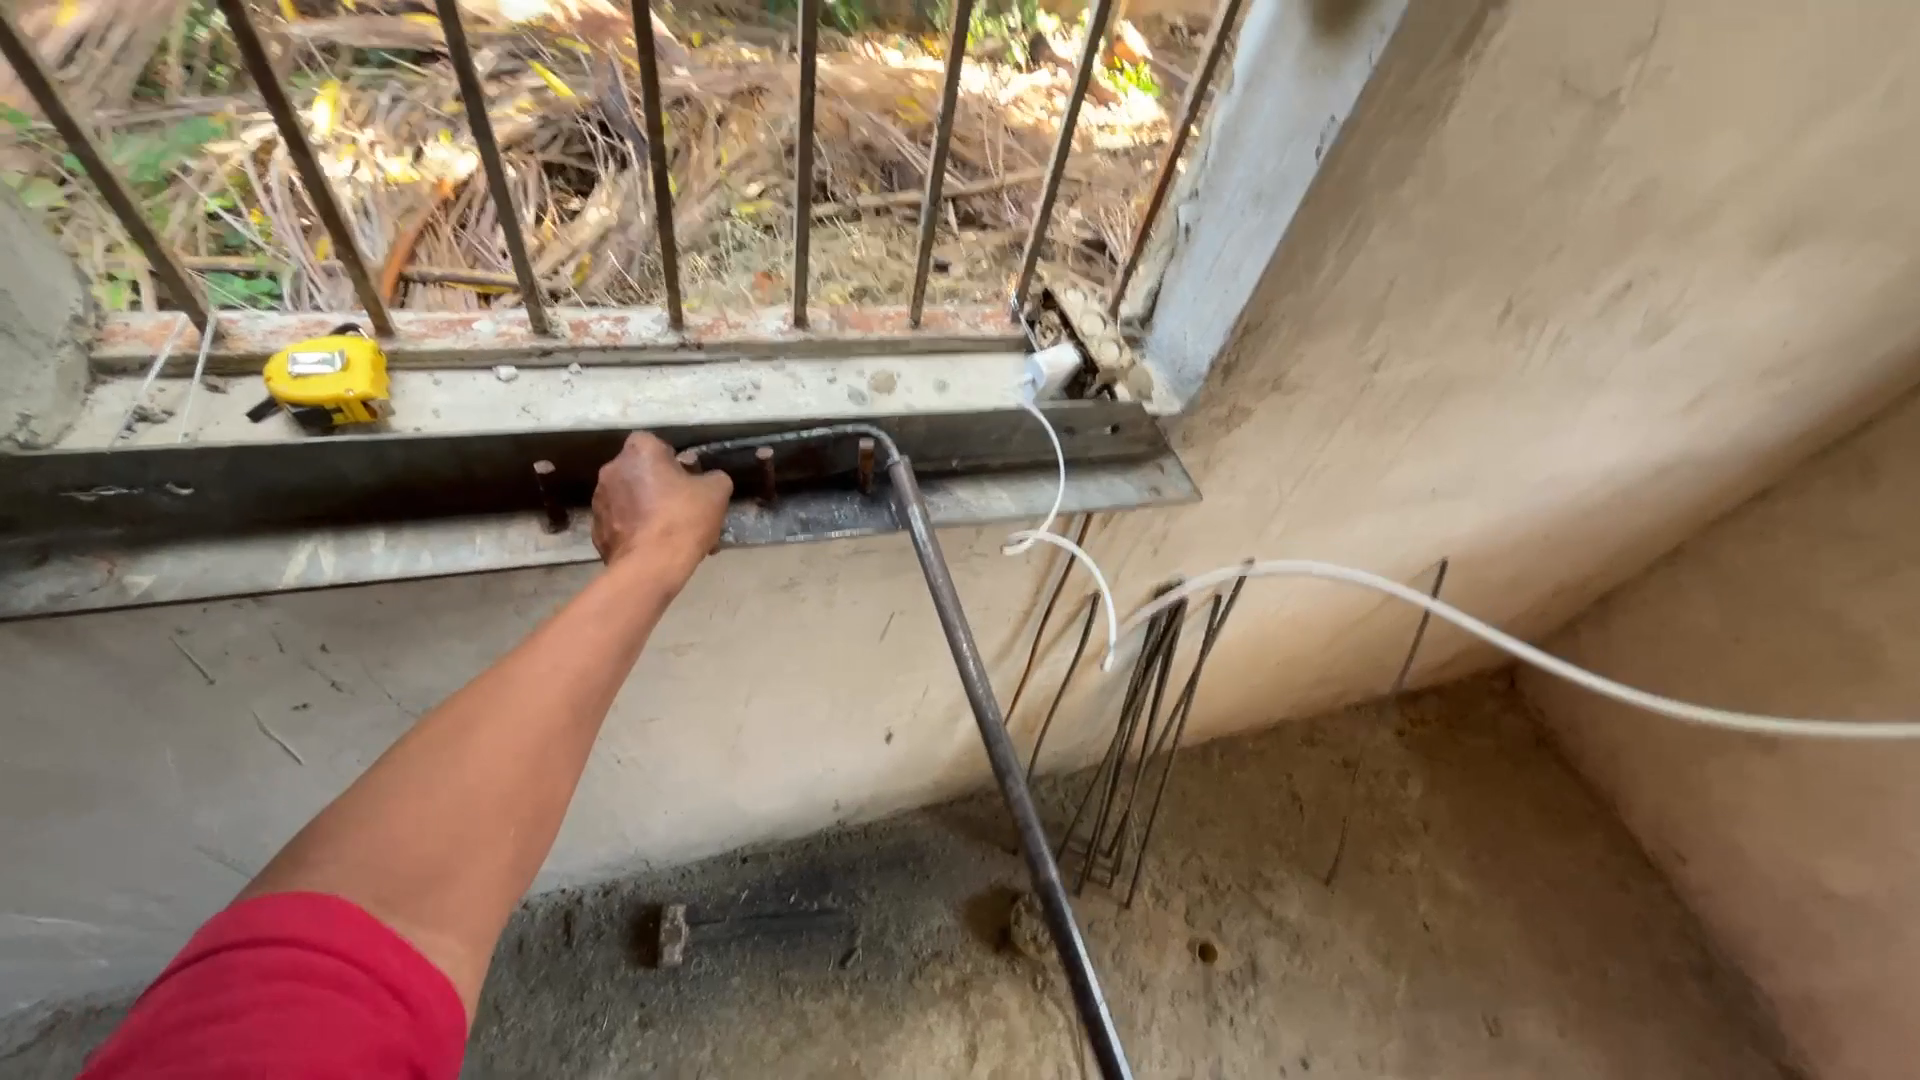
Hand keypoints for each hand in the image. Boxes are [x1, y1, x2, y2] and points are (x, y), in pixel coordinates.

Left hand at [591, 432, 732, 581]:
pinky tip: (654, 547)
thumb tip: (708, 479)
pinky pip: (621, 523)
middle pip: (639, 471)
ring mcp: (599, 501)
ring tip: (670, 532)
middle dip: (658, 485)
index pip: (652, 442)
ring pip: (629, 498)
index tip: (685, 477)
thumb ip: (713, 477)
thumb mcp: (717, 492)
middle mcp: (611, 470)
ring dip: (646, 508)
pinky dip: (635, 530)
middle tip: (681, 506)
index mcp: (638, 452)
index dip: (670, 458)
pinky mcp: (597, 530)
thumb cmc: (684, 519)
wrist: (652, 565)